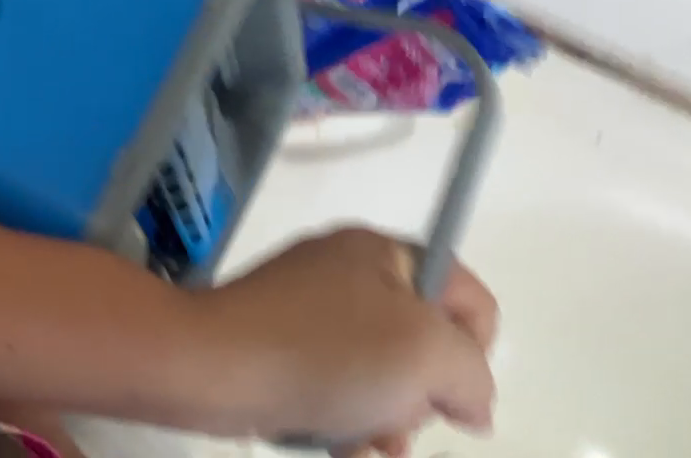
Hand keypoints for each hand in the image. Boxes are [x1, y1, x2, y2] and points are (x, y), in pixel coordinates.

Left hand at [195, 227, 498, 457]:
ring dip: (389, 419)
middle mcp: (341, 271)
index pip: (466, 292)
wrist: (215, 364)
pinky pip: (338, 388)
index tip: (453, 379)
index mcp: (375, 250)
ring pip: (383, 376)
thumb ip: (475, 372)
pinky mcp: (280, 343)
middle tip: (401, 410)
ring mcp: (306, 308)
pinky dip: (347, 420)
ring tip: (368, 436)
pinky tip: (340, 441)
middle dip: (424, 394)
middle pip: (425, 344)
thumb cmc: (325, 350)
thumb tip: (464, 395)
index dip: (475, 345)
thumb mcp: (431, 353)